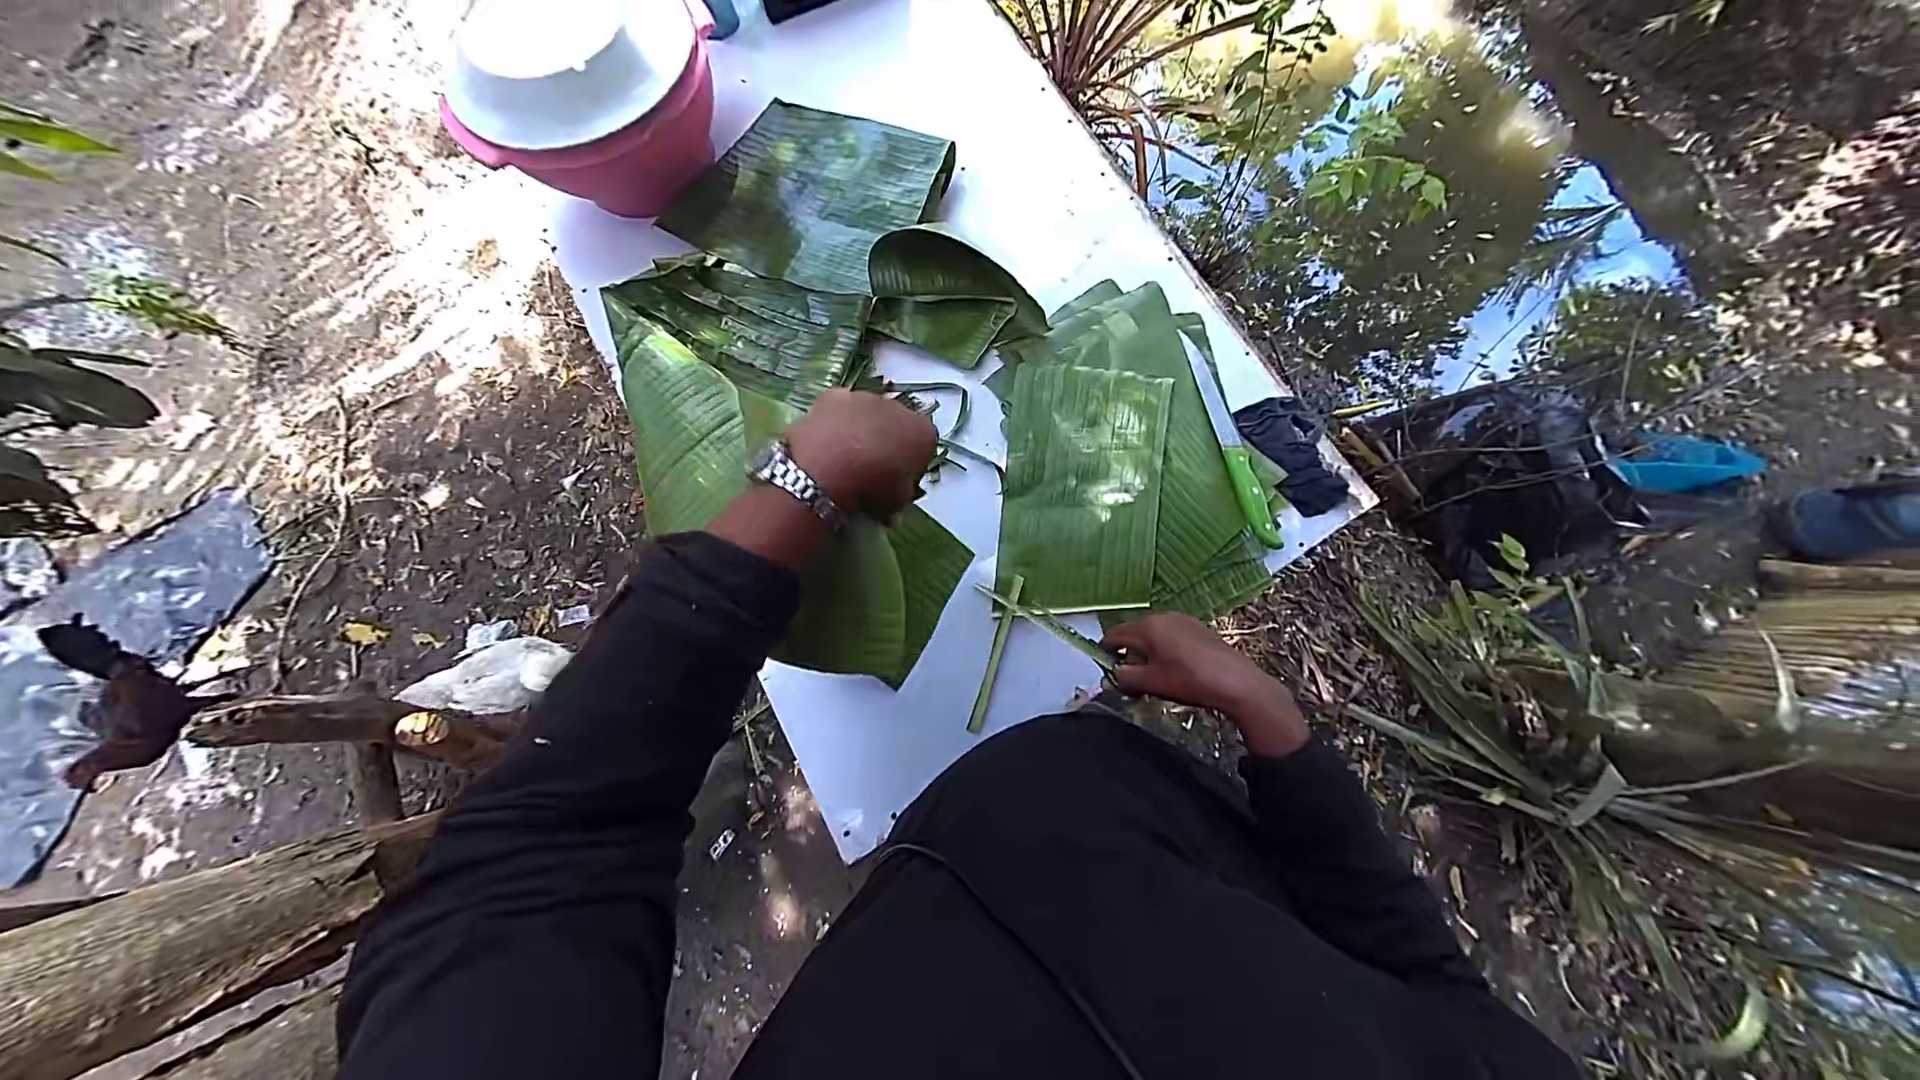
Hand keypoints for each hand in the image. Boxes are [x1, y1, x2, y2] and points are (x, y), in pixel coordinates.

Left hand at [785, 388, 937, 518]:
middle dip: (888, 442)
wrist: (827, 472)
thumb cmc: (871, 489)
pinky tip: (828, 442)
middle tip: (873, 470)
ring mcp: (866, 398)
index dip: (912, 465)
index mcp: (923, 432)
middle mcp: (899, 408)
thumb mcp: (896, 504)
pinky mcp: (835, 395)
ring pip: (869, 414)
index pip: (924, 447)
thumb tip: (891, 511)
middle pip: (897, 425)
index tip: (899, 480)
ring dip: (863, 430)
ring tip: (846, 458)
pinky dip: (837, 422)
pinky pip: (840, 409)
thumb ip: (899, 498)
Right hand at [1100, 614, 1309, 756]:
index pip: (1114, 635)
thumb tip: (1114, 675)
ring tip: (1155, 677)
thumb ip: (1125, 677)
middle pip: (1134, 634)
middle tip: (1133, 680)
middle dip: (1129, 655)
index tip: (1108, 671)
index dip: (1106, 653)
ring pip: (1154, 635)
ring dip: (1148, 653)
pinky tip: (1176, 669)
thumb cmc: (1188, 680)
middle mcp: (1162, 616)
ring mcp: (1183, 620)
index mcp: (1147, 626)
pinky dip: (1165, 649)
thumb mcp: (1150, 682)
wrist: (1237, 683)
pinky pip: (1171, 636)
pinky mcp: (1199, 628)